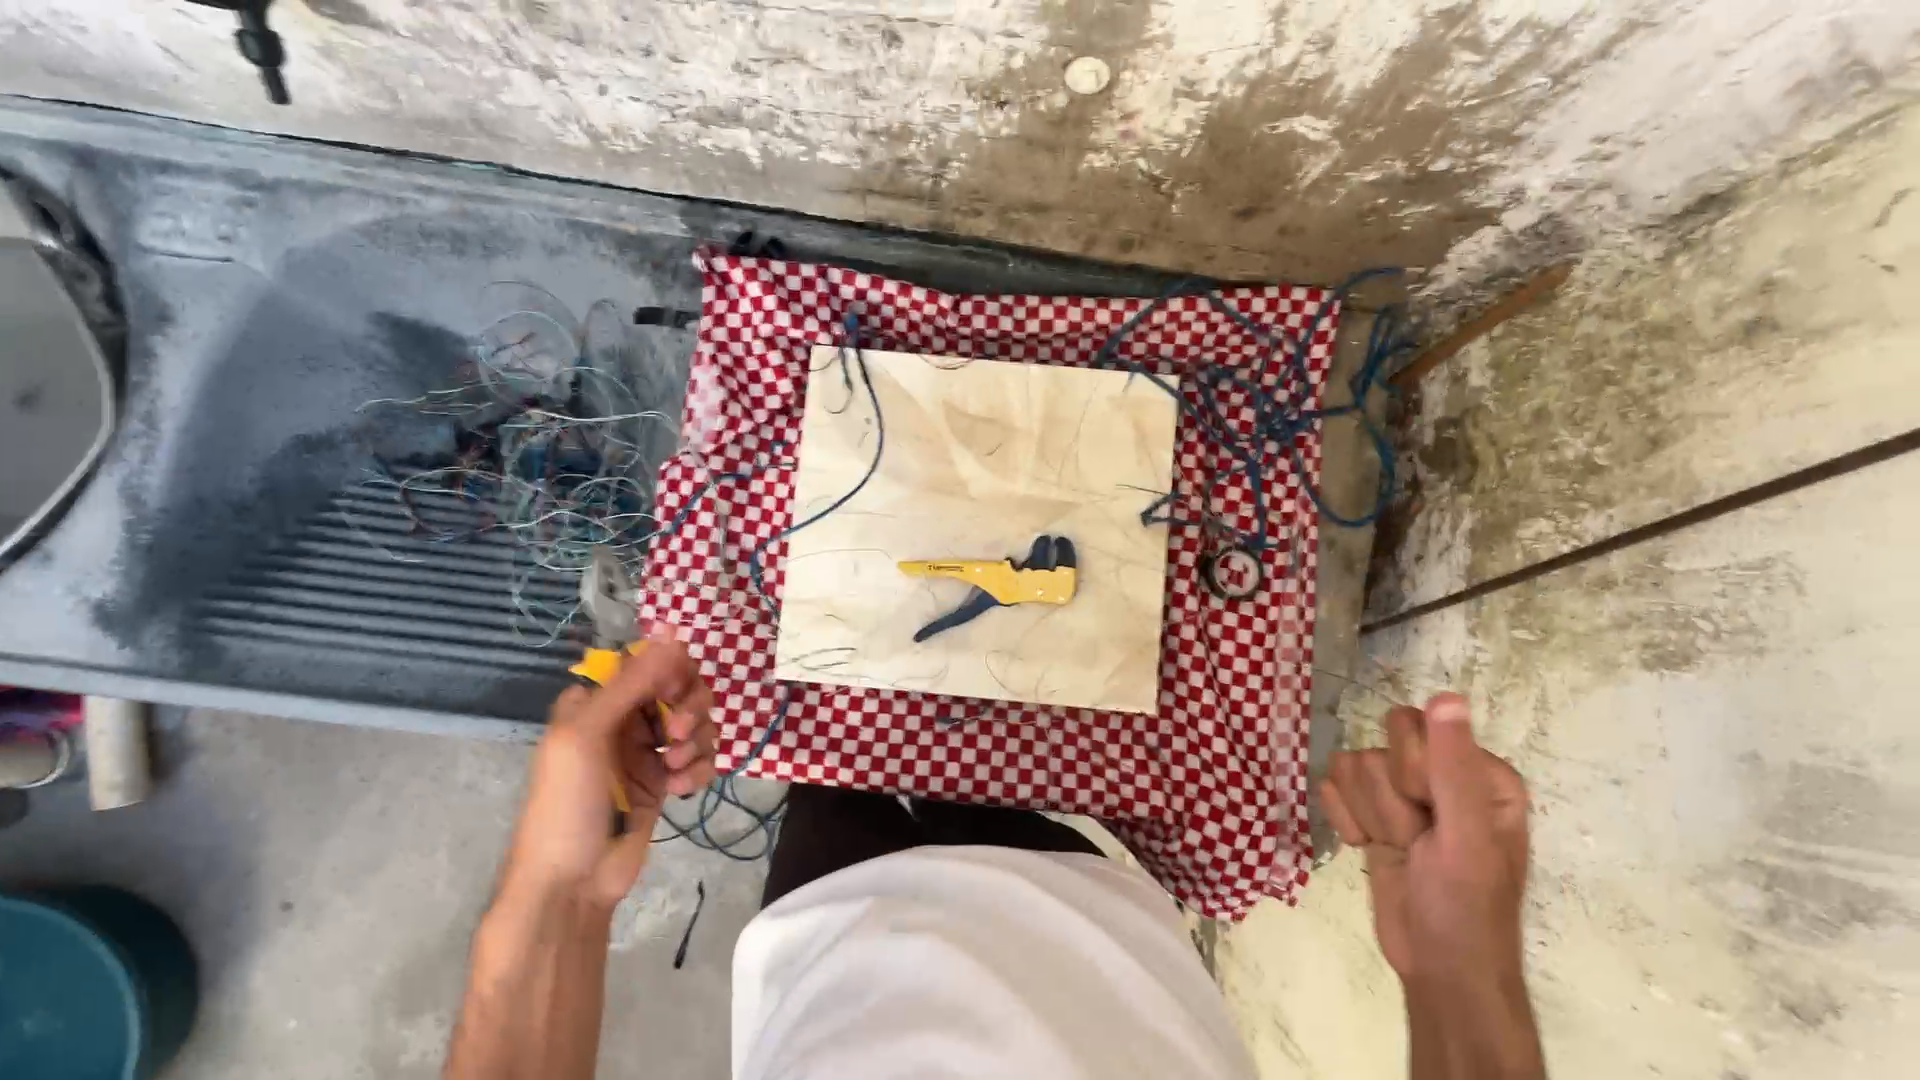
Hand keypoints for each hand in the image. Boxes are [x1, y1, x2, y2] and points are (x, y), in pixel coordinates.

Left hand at [499, 627, 717, 913]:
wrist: (572, 883)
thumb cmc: (567, 803)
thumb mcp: (588, 734)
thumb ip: (631, 682)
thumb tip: (670, 630)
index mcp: (596, 701)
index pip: (650, 663)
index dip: (671, 673)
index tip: (674, 695)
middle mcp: (624, 719)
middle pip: (681, 689)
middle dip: (690, 709)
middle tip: (679, 736)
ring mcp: (646, 751)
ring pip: (697, 722)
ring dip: (697, 741)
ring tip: (677, 770)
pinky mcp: (665, 781)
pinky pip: (700, 758)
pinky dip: (700, 769)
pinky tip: (681, 791)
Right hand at [1321, 693, 1540, 1079]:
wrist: (1434, 965)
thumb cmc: (1464, 907)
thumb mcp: (1465, 838)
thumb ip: (1451, 766)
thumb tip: (1446, 694)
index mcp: (1479, 768)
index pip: (1413, 727)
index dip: (1410, 774)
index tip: (1431, 819)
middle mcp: (1441, 771)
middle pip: (1376, 746)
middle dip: (1385, 799)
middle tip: (1415, 838)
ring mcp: (1401, 791)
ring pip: (1350, 766)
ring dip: (1367, 816)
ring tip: (1397, 849)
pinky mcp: (1369, 808)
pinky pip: (1331, 785)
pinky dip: (1344, 821)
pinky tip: (1369, 848)